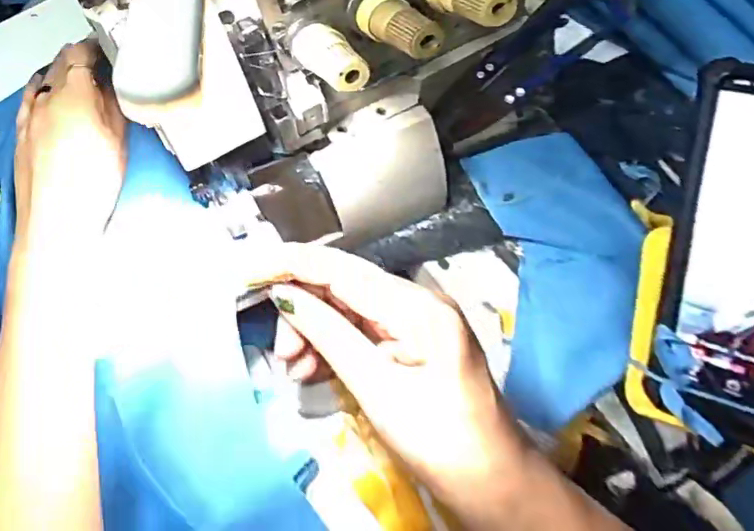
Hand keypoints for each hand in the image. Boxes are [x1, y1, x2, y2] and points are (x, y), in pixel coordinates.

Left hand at [13, 40, 126, 255]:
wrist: (54, 225)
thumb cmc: (95, 181)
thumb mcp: (118, 139)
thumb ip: (114, 103)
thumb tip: (111, 81)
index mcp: (73, 92)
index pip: (81, 53)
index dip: (97, 46)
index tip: (112, 48)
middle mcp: (45, 96)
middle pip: (60, 62)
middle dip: (79, 56)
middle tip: (101, 62)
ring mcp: (28, 114)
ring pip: (42, 78)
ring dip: (60, 72)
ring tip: (78, 77)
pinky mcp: (18, 132)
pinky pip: (29, 97)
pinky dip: (41, 88)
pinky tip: (48, 94)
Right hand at [246, 244, 593, 529]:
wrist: (501, 490)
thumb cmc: (445, 445)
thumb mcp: (378, 390)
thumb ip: (329, 335)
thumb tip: (285, 295)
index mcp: (414, 304)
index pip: (339, 268)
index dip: (291, 264)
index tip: (252, 270)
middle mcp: (414, 298)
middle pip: (339, 284)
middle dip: (301, 308)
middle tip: (280, 350)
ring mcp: (413, 317)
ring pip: (344, 305)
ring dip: (312, 329)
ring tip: (293, 365)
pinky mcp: (410, 337)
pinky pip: (358, 326)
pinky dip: (331, 343)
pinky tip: (312, 366)